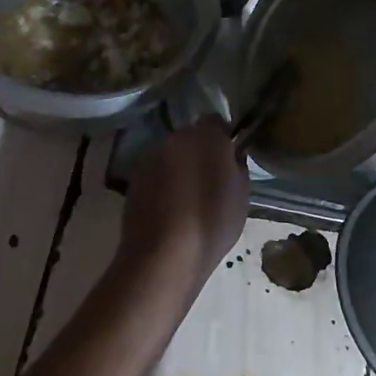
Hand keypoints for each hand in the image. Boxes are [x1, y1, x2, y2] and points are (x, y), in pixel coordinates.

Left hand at [119, 119, 248, 280]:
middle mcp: (174, 138)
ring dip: (178, 168)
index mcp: (206, 137)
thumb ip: (236, 167)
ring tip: (188, 198)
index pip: (216, 121)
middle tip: (210, 180)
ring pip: (170, 155)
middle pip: (190, 137)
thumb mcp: (242, 195)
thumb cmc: (212, 222)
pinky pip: (154, 174)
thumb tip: (230, 158)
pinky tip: (169, 209)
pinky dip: (161, 184)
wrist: (164, 254)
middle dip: (199, 152)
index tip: (229, 159)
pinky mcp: (133, 179)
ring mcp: (149, 158)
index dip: (223, 138)